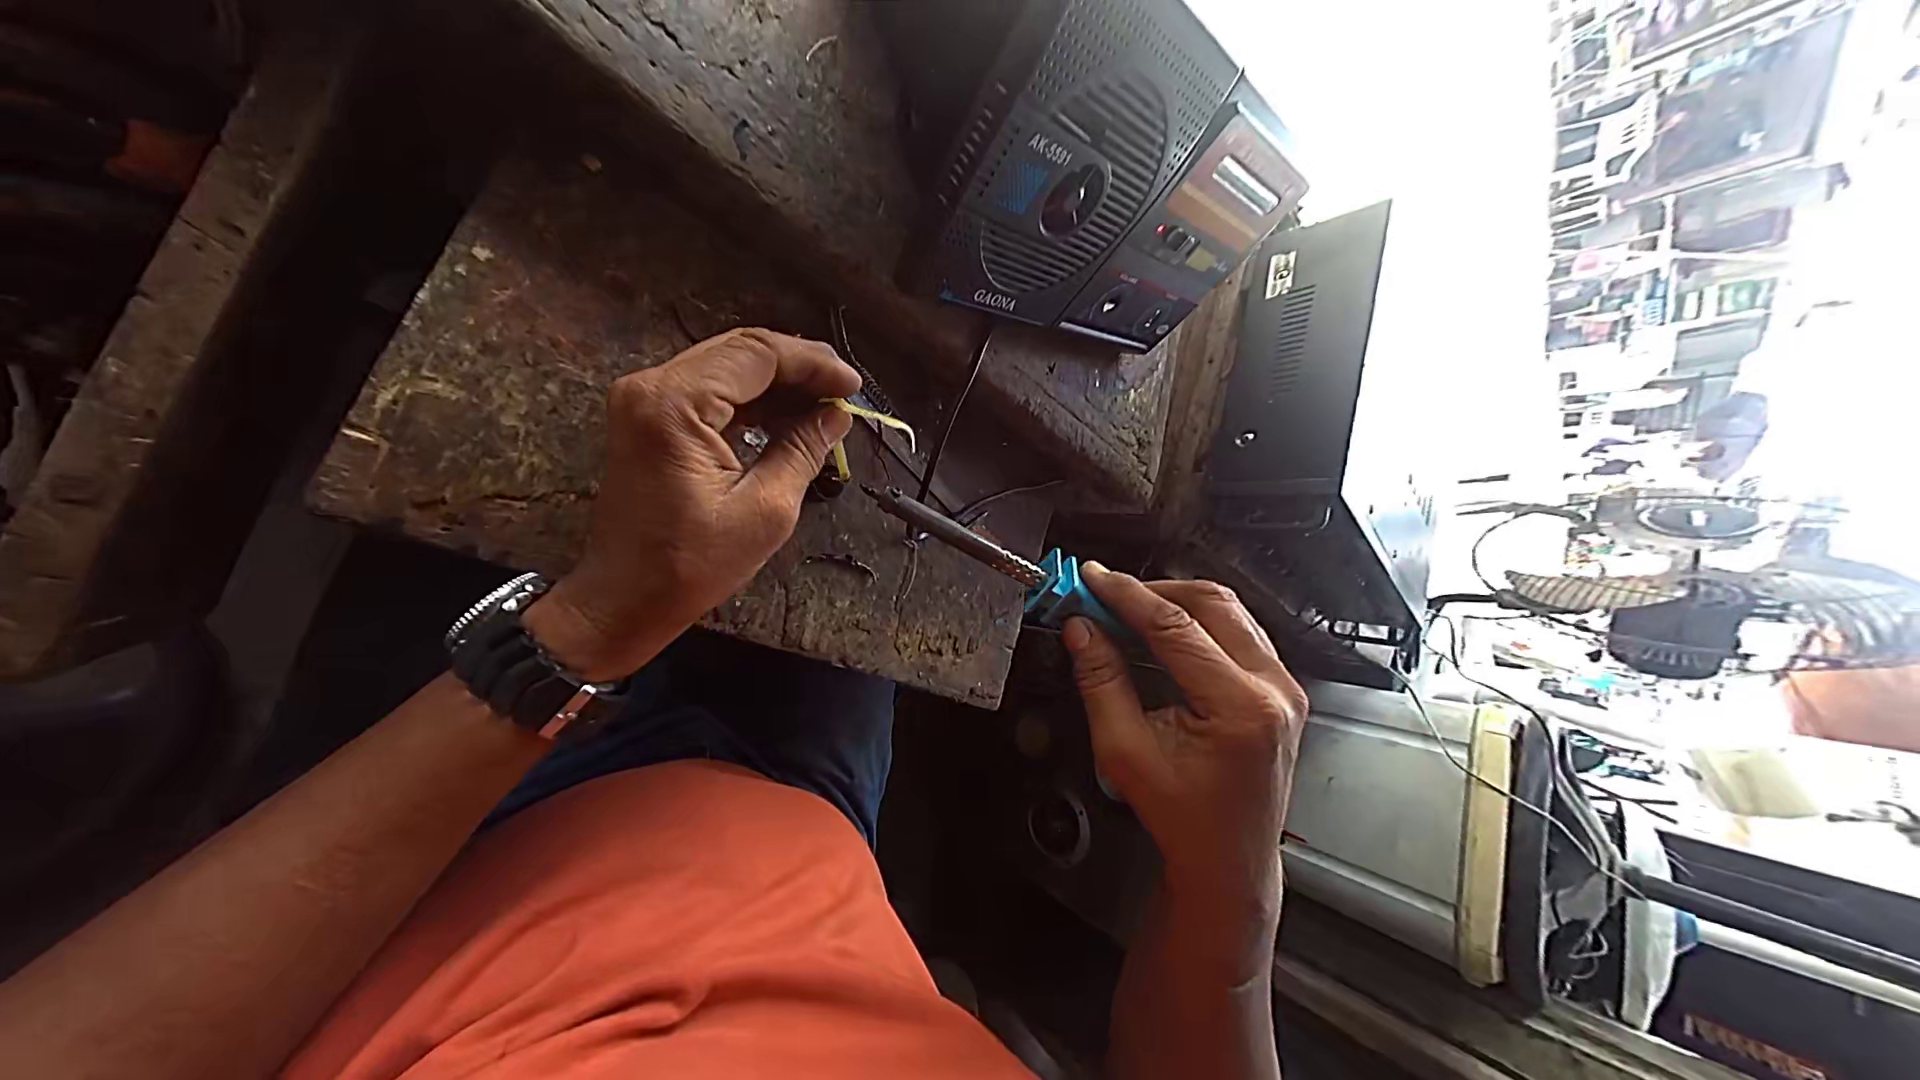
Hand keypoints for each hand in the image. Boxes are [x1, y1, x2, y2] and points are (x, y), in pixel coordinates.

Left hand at [523, 329, 858, 679]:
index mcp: (675, 405)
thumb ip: (803, 450)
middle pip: (740, 351)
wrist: (624, 599)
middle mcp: (653, 387)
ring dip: (779, 382)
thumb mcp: (765, 510)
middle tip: (844, 389)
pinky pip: (711, 392)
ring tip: (825, 404)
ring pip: (728, 367)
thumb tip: (837, 414)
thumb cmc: (692, 565)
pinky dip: (753, 400)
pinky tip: (789, 415)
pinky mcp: (650, 418)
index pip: (757, 355)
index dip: (813, 364)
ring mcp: (646, 400)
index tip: (853, 385)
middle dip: (799, 367)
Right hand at [1061, 566, 1307, 950]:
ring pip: (1228, 610)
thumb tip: (1082, 629)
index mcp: (1241, 708)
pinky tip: (1162, 629)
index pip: (1174, 626)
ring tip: (1128, 607)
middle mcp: (1274, 690)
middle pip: (1210, 603)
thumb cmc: (1184, 818)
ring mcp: (1284, 688)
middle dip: (1151, 590)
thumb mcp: (1125, 752)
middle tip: (1105, 591)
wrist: (1228, 859)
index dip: (1125, 596)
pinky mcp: (1279, 690)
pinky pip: (1238, 630)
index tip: (1093, 578)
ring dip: (1174, 600)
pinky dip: (1195, 620)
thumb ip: (1101, 682)